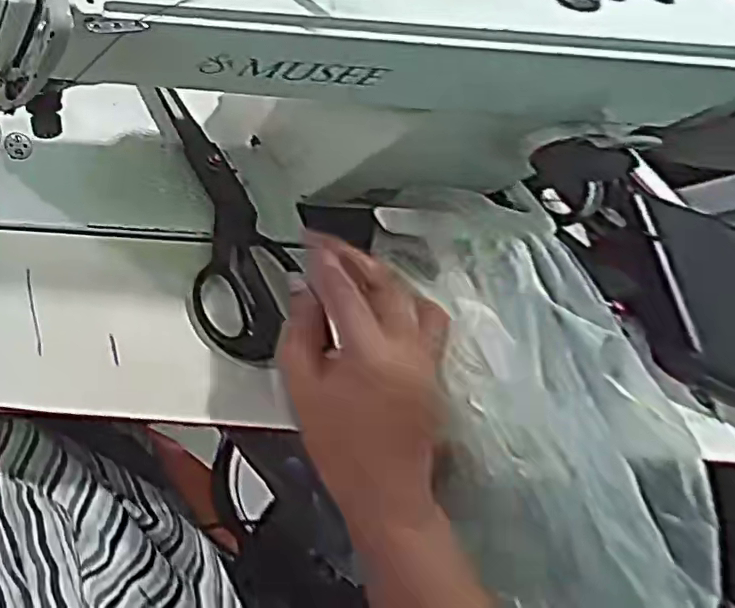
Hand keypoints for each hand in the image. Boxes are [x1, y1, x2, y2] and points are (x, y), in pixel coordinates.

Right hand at [280, 233, 450, 539]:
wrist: (384, 492)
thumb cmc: (336, 442)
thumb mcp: (299, 381)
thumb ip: (299, 327)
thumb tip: (303, 290)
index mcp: (368, 352)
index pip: (344, 290)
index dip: (323, 261)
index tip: (309, 241)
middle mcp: (406, 350)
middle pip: (384, 284)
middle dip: (352, 257)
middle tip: (326, 244)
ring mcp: (427, 360)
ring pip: (411, 297)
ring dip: (381, 274)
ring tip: (353, 265)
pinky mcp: (434, 370)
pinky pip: (427, 318)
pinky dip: (403, 297)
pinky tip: (382, 298)